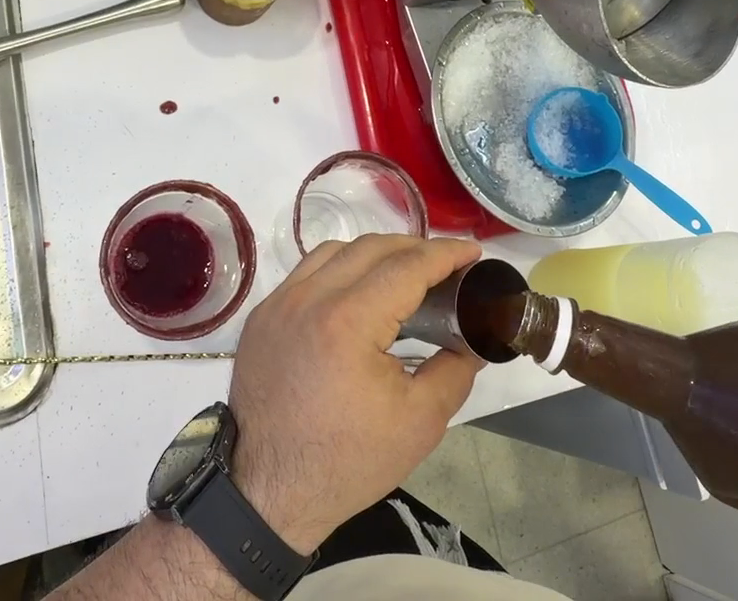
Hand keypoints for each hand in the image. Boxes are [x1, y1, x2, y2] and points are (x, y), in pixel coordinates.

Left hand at [227, 234, 484, 552]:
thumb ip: (455, 370)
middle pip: (370, 248)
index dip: (444, 254)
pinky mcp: (262, 317)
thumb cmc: (347, 460)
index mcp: (347, 321)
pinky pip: (306, 273)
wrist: (267, 489)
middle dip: (414, 248)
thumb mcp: (420, 422)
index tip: (473, 251)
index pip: (405, 267)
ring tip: (405, 274)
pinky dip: (339, 269)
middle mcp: (308, 298)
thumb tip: (475, 340)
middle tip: (446, 265)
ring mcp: (278, 304)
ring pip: (333, 252)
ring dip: (374, 254)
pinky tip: (358, 292)